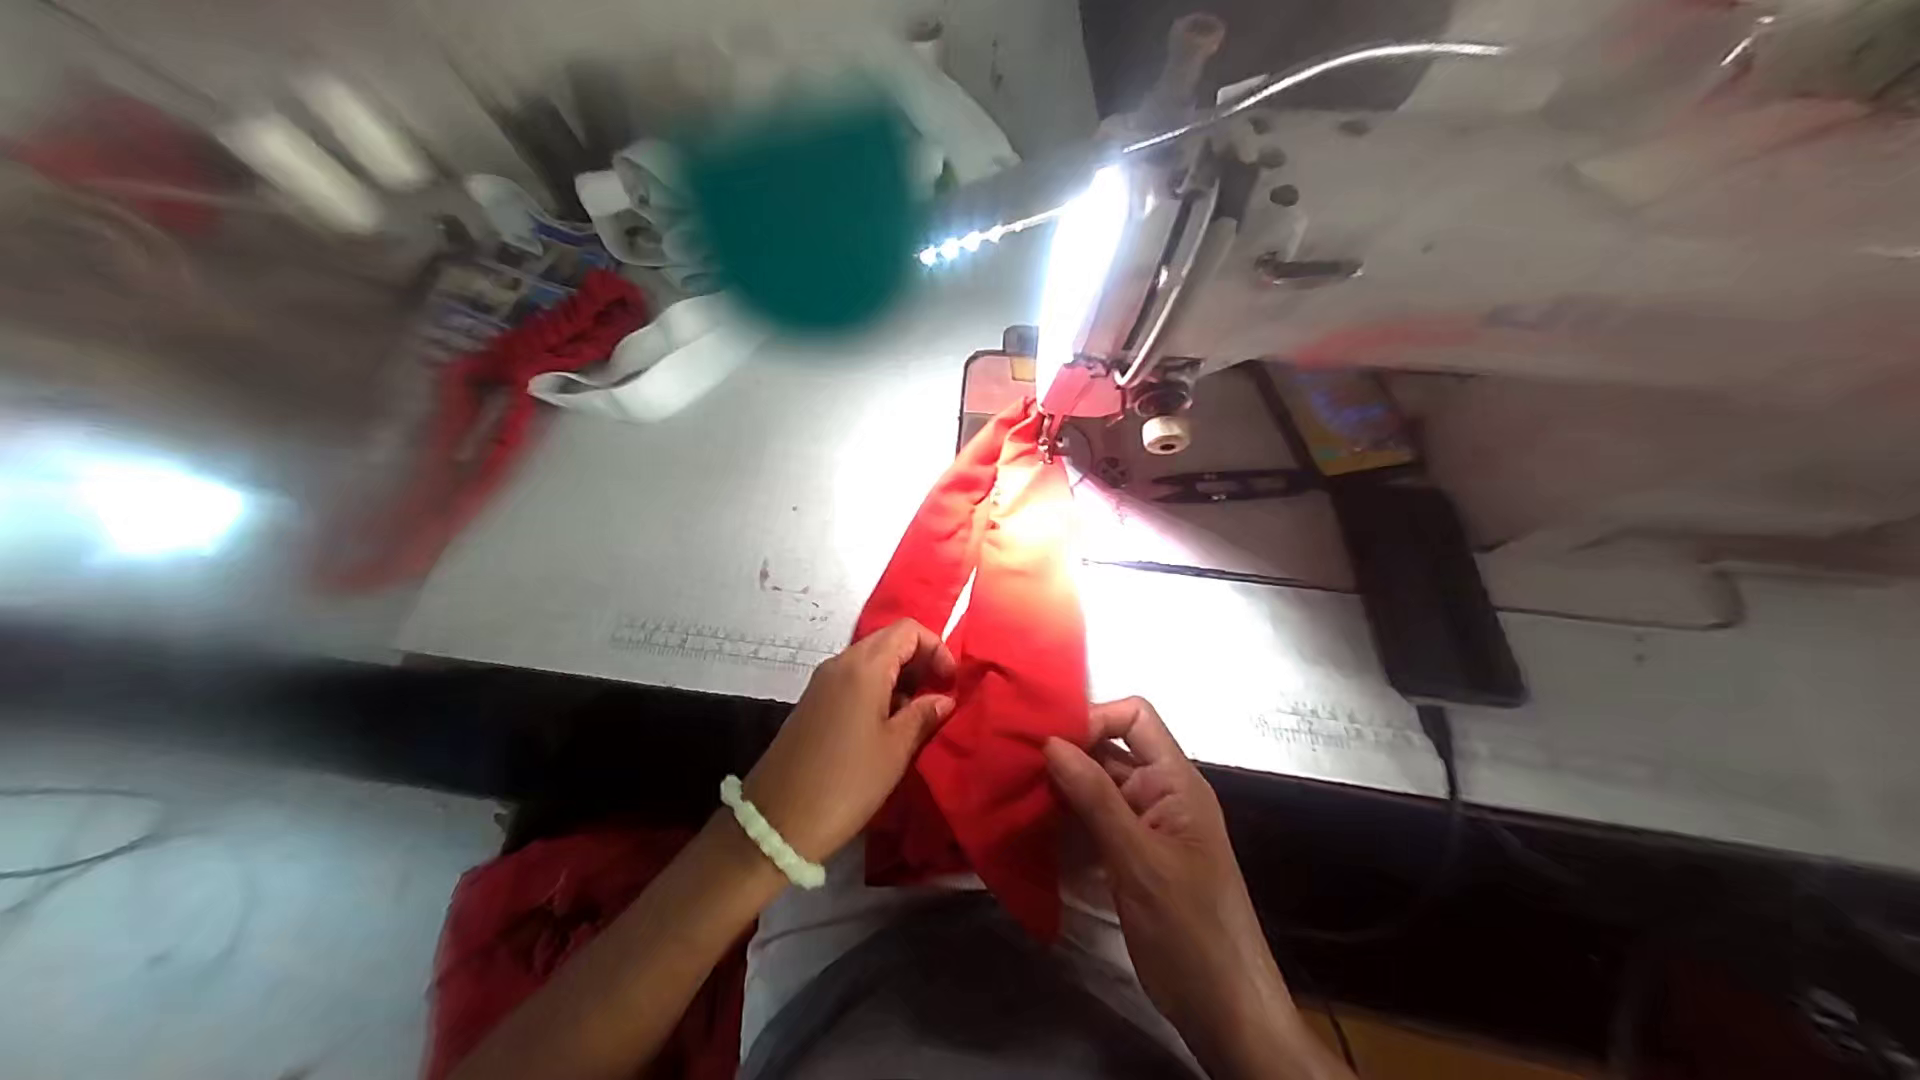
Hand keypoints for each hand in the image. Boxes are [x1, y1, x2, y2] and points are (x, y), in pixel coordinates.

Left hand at [742, 619, 955, 863]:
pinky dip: (877, 690)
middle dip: (919, 662)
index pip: (907, 630)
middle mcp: (840, 663)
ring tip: (916, 717)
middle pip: (888, 641)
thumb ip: (924, 715)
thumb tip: (943, 698)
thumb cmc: (847, 781)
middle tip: (937, 698)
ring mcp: (822, 683)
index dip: (936, 648)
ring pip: (870, 661)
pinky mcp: (812, 703)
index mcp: (863, 667)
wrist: (777, 821)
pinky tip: (885, 727)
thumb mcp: (896, 749)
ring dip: (899, 678)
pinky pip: (853, 680)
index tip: (949, 683)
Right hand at [1045, 698, 1341, 1078]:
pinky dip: (1066, 821)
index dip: (1095, 718)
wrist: (1225, 1011)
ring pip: (1096, 788)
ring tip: (1014, 792)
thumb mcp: (1140, 860)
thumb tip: (1051, 741)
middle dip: (1066, 754)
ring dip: (1060, 789)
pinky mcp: (1130, 857)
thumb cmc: (1191, 930)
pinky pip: (1093, 823)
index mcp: (1176, 781)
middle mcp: (1159, 794)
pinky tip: (1033, 827)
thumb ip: (1095, 797)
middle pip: (1110, 750)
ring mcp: (1144, 827)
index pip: (1136, 718)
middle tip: (1014, 764)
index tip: (1049, 742)